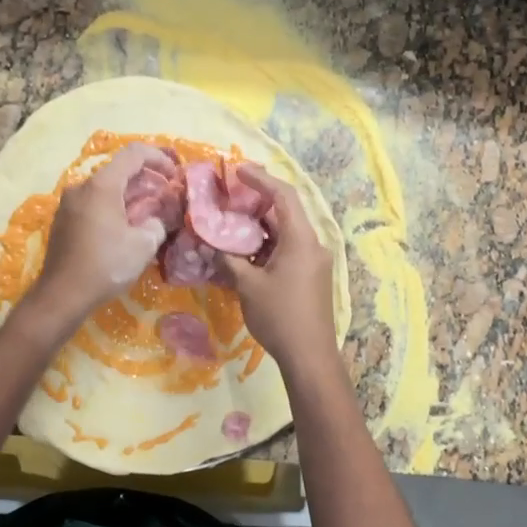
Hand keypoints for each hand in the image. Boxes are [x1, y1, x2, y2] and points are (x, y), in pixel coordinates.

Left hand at [29, 142, 175, 323]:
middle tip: (166, 198)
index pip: (134, 153)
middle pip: (118, 171)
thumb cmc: (105, 265)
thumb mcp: (143, 245)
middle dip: (146, 181)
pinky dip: (112, 209)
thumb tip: (156, 220)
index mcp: (101, 185)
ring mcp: (68, 205)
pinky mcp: (63, 222)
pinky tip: (124, 230)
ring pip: (105, 190)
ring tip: (148, 216)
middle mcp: (81, 188)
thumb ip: (157, 223)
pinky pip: (93, 205)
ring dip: (129, 197)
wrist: (62, 295)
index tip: (175, 175)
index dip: (159, 158)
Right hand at [215, 163, 338, 369]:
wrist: (309, 355)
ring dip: (259, 227)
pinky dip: (266, 245)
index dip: (261, 179)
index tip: (238, 171)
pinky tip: (243, 251)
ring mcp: (314, 261)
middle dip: (256, 203)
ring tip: (230, 223)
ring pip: (285, 233)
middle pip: (285, 213)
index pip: (283, 196)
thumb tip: (212, 245)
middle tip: (228, 197)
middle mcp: (312, 245)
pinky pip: (288, 250)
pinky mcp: (310, 277)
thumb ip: (229, 260)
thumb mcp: (248, 286)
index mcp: (301, 239)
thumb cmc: (279, 316)